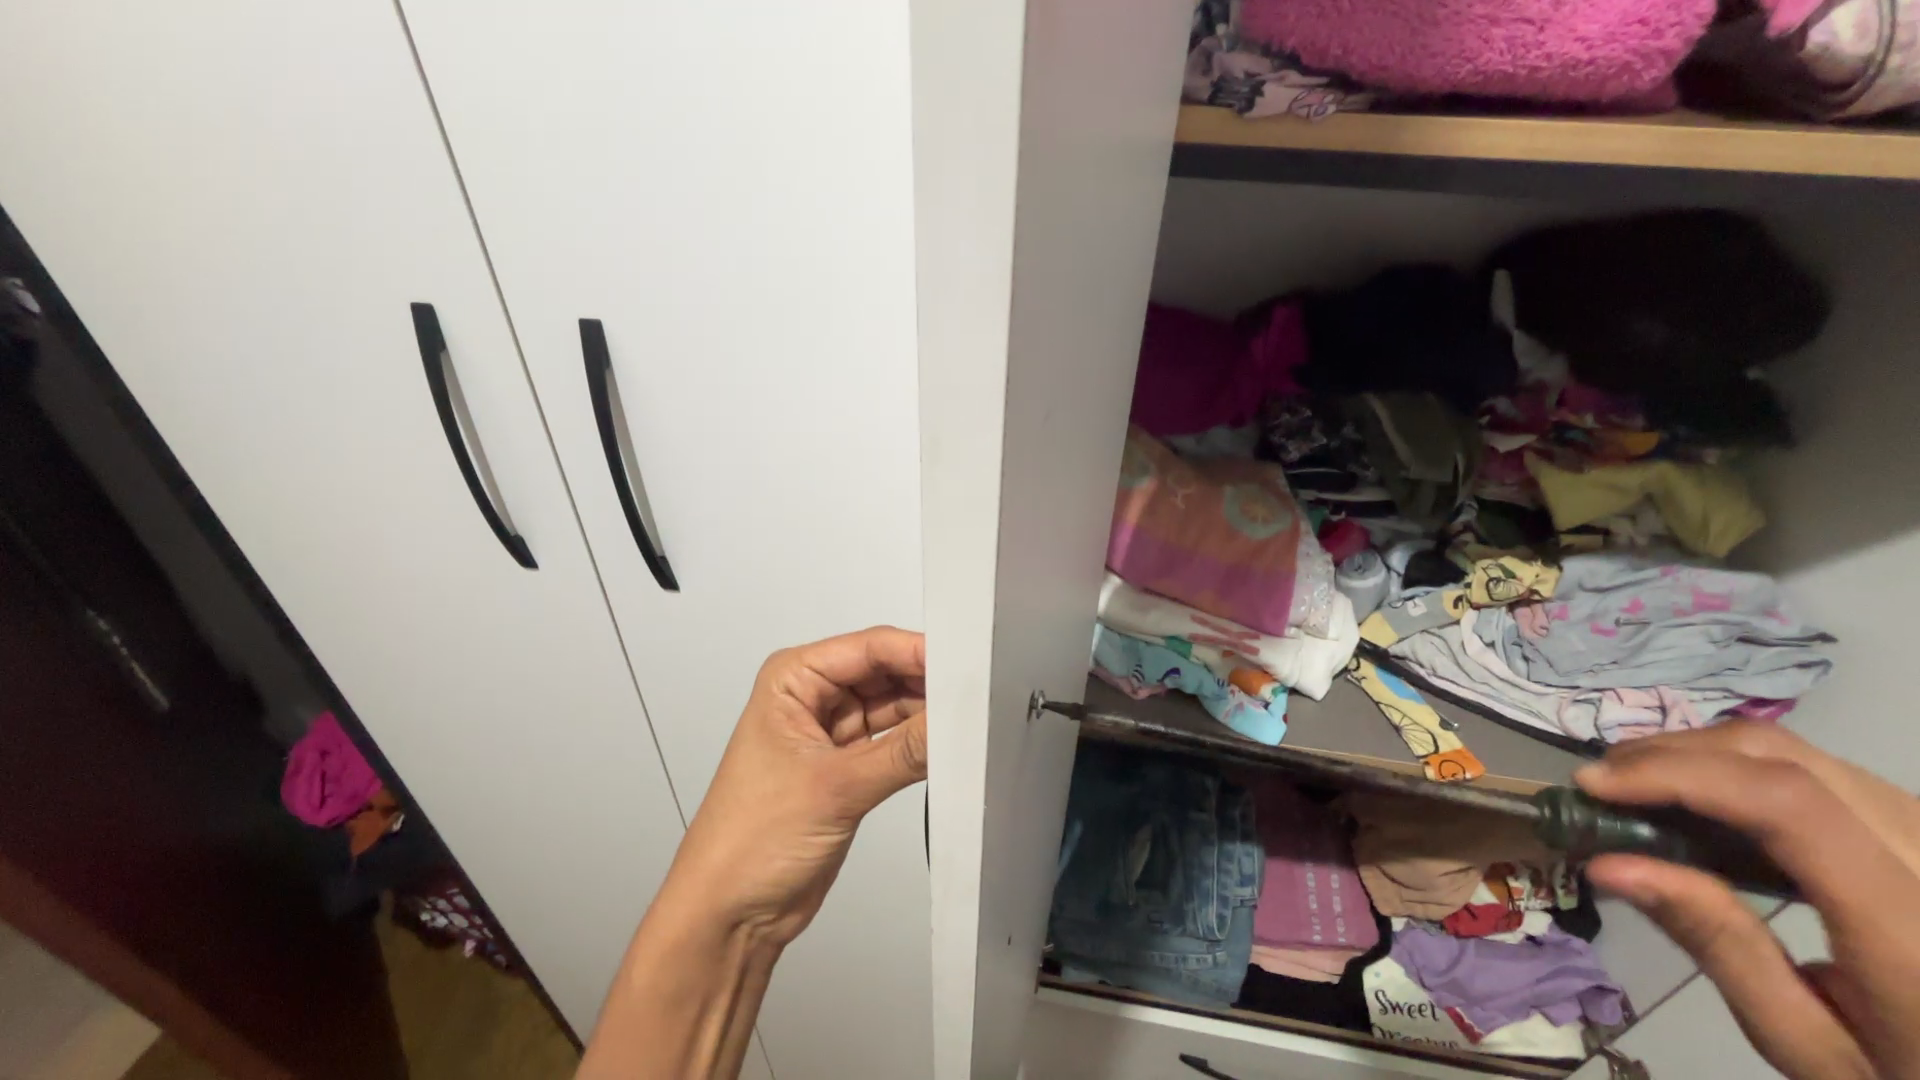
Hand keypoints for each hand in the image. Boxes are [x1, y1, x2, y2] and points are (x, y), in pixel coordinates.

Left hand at [576, 628, 926, 1079]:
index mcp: (792, 680)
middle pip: (884, 672)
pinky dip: (919, 743)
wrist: (731, 913)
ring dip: (927, 714)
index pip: (868, 648)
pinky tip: (949, 745)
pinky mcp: (847, 767)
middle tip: (976, 695)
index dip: (918, 652)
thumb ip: (902, 751)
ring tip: (971, 721)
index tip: (966, 664)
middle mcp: (810, 698)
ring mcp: (830, 732)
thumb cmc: (749, 841)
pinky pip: (893, 740)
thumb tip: (954, 720)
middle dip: (927, 682)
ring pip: (893, 705)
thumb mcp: (835, 787)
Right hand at [1575, 721, 1919, 1079]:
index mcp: (1911, 929)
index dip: (1679, 775)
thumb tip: (1607, 864)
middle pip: (1786, 758)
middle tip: (1602, 783)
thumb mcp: (1809, 1044)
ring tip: (1640, 788)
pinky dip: (1744, 769)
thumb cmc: (1899, 1073)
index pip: (1788, 805)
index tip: (1593, 785)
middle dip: (1673, 754)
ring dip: (1704, 756)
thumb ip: (1719, 946)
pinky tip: (1704, 802)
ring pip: (1800, 751)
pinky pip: (1823, 771)